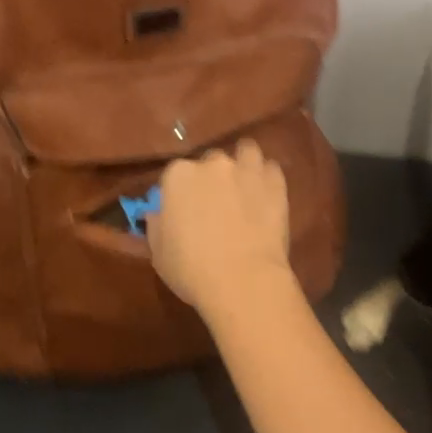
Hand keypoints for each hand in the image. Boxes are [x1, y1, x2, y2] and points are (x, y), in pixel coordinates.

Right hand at [148, 139, 293, 316]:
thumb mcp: (159, 254)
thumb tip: (156, 214)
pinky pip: (271, 170)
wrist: (243, 280)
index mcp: (178, 176)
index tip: (185, 210)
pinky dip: (267, 179)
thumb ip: (156, 226)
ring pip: (246, 153)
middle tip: (217, 205)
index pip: (175, 174)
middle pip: (211, 162)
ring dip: (243, 165)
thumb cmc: (192, 270)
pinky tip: (265, 196)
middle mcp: (212, 164)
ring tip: (244, 188)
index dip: (181, 193)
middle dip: (213, 179)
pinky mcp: (275, 183)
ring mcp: (246, 170)